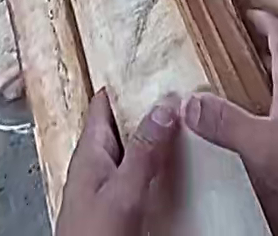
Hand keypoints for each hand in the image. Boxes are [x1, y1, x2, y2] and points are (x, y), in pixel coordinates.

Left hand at [55, 88, 178, 235]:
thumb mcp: (122, 193)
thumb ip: (142, 150)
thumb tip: (165, 104)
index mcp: (90, 151)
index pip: (106, 101)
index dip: (128, 82)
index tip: (157, 68)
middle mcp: (97, 165)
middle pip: (124, 125)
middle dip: (150, 111)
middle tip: (183, 97)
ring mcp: (107, 188)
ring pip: (136, 151)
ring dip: (157, 141)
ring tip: (188, 127)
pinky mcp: (119, 209)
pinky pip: (142, 176)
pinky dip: (159, 168)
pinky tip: (179, 171)